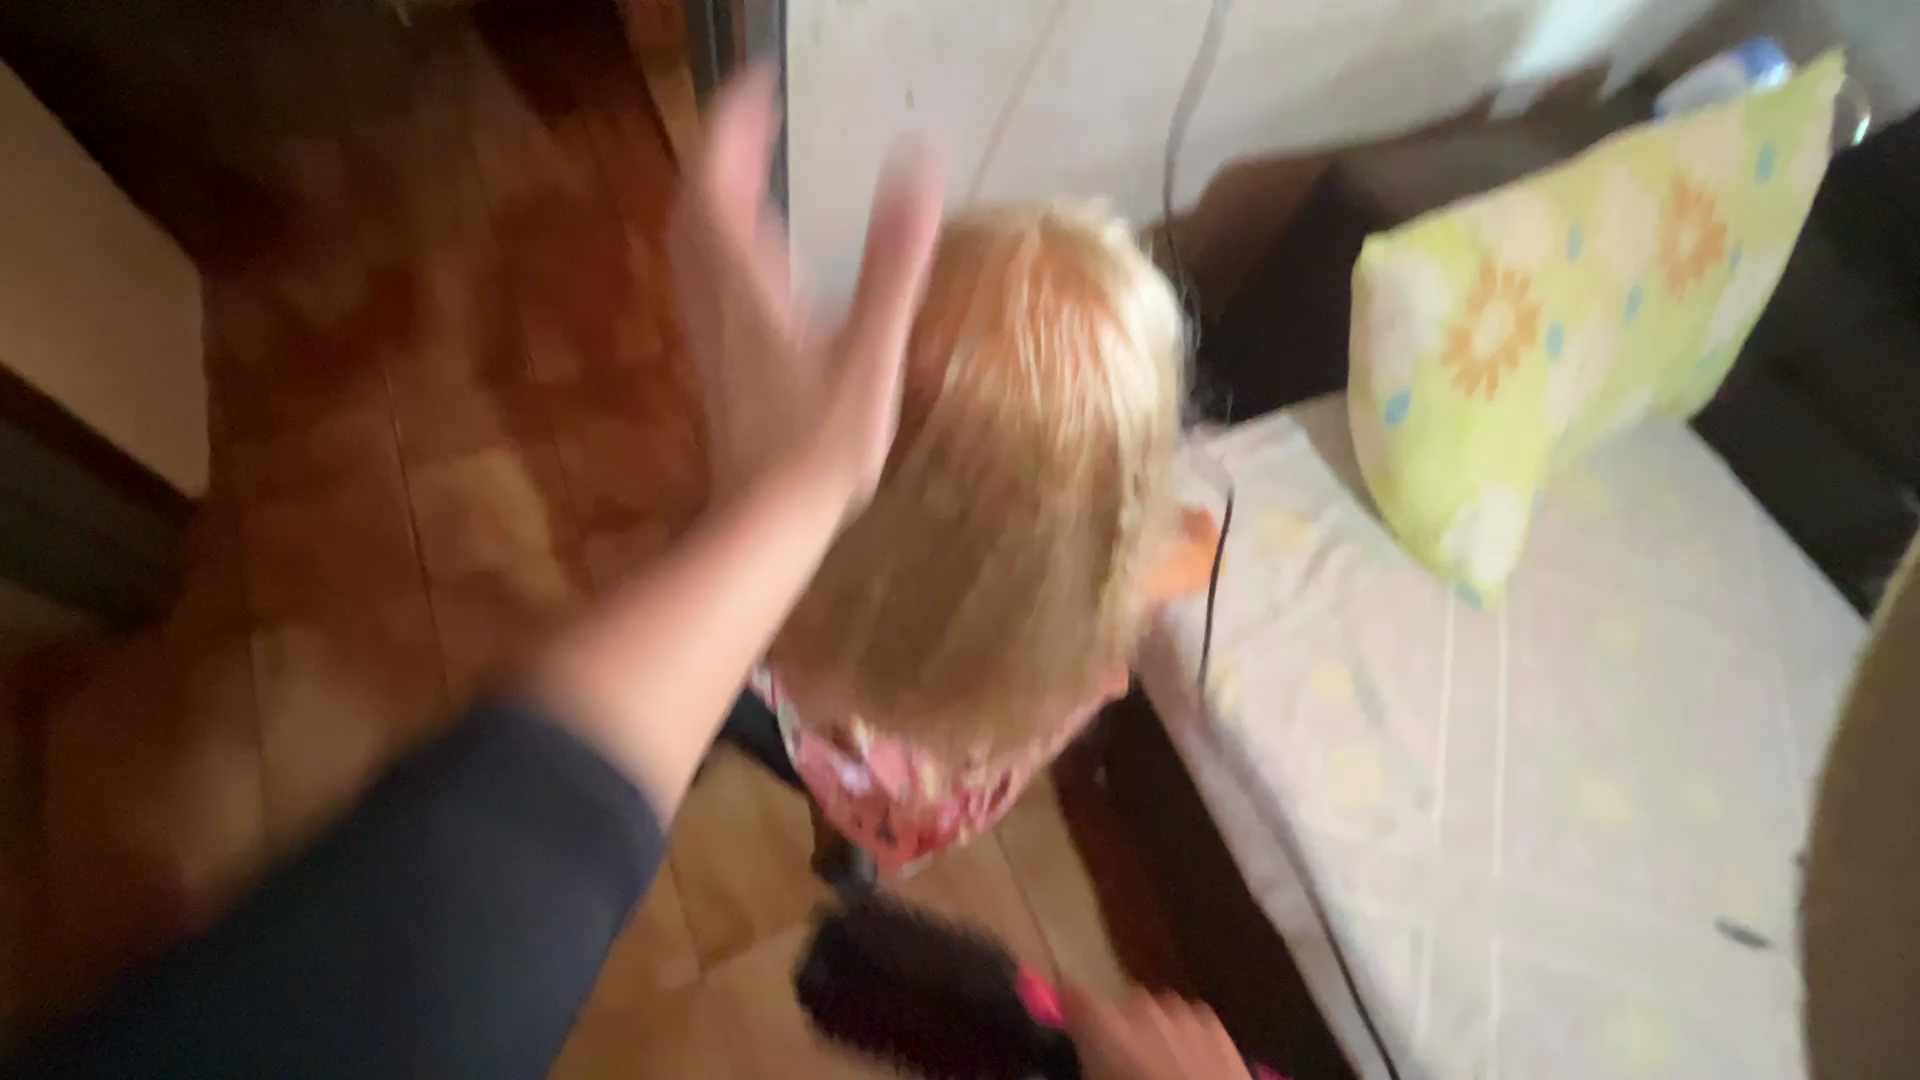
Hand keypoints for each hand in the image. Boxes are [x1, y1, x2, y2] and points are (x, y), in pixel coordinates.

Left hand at [667, 63, 944, 518]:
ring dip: (709, 196)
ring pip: (690, 246)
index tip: (758, 83)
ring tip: (743, 172)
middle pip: (695, 206)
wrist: (769, 517)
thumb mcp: (870, 353)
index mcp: (750, 285)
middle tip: (752, 121)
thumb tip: (920, 171)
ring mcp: (709, 334)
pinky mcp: (715, 363)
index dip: (734, 125)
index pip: (722, 181)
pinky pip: (700, 283)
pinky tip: (741, 258)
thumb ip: (892, 266)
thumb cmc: (823, 443)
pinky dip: (713, 246)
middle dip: (719, 153)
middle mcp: (716, 299)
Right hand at [1063, 986, 1253, 1079]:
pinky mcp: (1213, 1024)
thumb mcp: (1097, 1079)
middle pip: (1117, 1009)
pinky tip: (1194, 1073)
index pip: (1068, 992)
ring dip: (1154, 1037)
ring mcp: (1178, 1010)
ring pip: (1155, 1016)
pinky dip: (1186, 1042)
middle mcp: (1135, 1004)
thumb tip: (1088, 1060)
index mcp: (1101, 1023)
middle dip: (1119, 1034)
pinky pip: (1189, 1025)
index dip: (1064, 1005)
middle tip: (1125, 1073)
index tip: (1065, 1021)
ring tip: (1162, 1076)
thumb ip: (1089, 1063)